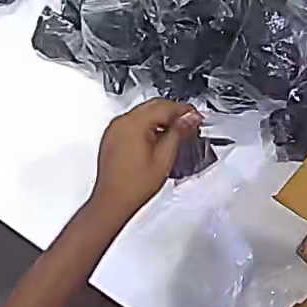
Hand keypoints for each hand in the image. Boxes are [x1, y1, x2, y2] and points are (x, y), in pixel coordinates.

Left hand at [86, 98, 202, 224]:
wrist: (113, 200)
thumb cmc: (134, 185)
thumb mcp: (165, 157)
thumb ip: (178, 132)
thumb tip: (190, 118)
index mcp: (134, 124)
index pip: (164, 106)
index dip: (184, 110)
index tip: (195, 117)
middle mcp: (121, 122)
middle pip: (153, 106)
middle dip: (173, 112)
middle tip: (189, 123)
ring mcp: (114, 129)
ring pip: (142, 113)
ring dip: (160, 118)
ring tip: (176, 132)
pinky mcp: (112, 137)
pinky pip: (132, 123)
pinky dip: (147, 125)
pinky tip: (157, 138)